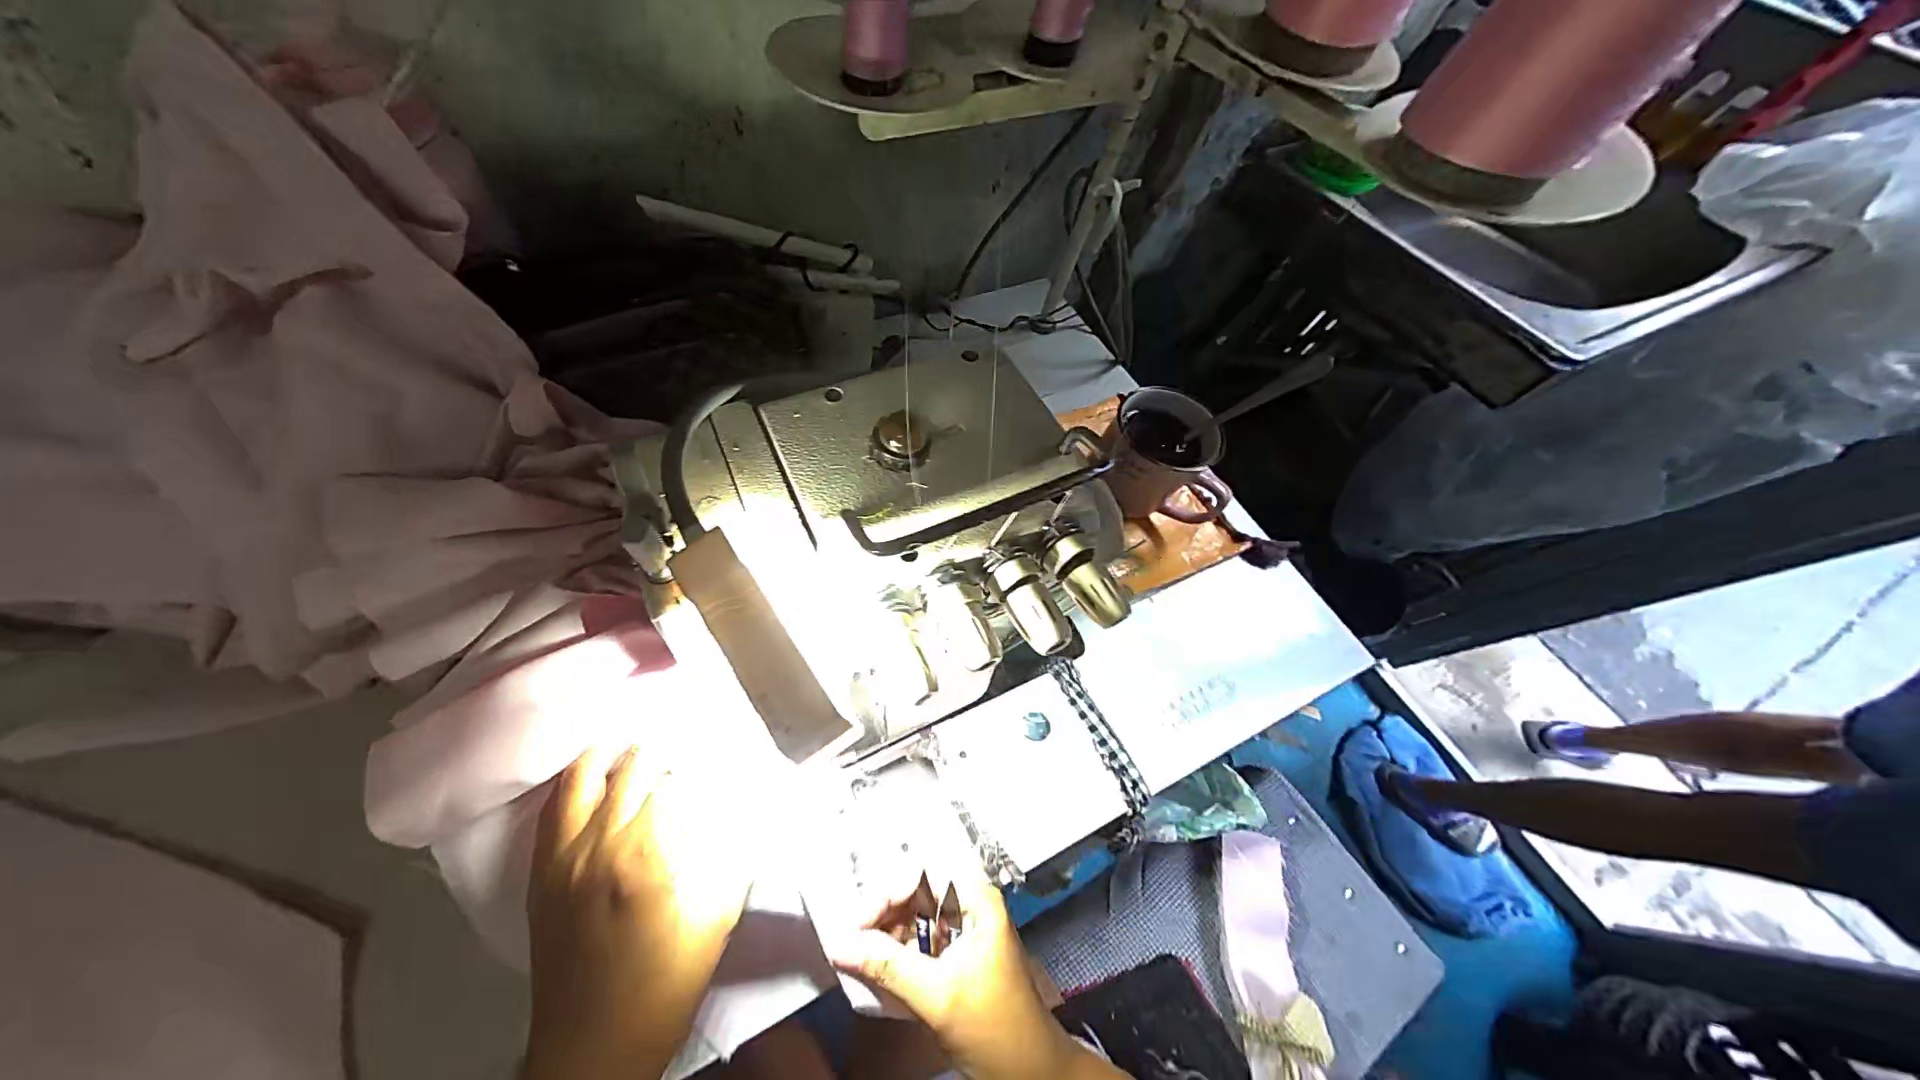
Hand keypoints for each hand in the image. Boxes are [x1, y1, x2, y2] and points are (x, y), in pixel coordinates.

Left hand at [522, 748, 753, 1079]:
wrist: (590, 1052)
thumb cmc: (663, 989)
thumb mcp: (714, 924)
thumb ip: (730, 863)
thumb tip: (744, 819)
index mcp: (642, 856)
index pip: (669, 785)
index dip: (694, 764)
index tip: (713, 753)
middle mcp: (595, 847)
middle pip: (625, 774)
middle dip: (655, 751)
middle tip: (678, 741)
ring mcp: (560, 861)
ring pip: (577, 784)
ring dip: (605, 758)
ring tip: (627, 743)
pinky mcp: (540, 879)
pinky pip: (550, 815)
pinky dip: (571, 787)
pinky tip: (588, 780)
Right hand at [822, 861, 1120, 1079]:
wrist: (1030, 1073)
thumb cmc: (998, 1030)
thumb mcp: (939, 996)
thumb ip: (888, 967)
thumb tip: (842, 945)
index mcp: (976, 900)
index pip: (924, 869)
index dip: (889, 887)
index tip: (861, 919)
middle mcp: (968, 907)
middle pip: (914, 889)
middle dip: (881, 910)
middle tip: (852, 936)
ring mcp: (960, 931)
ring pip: (911, 915)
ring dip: (883, 932)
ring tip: (856, 952)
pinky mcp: (951, 957)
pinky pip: (915, 940)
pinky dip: (892, 951)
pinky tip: (872, 967)